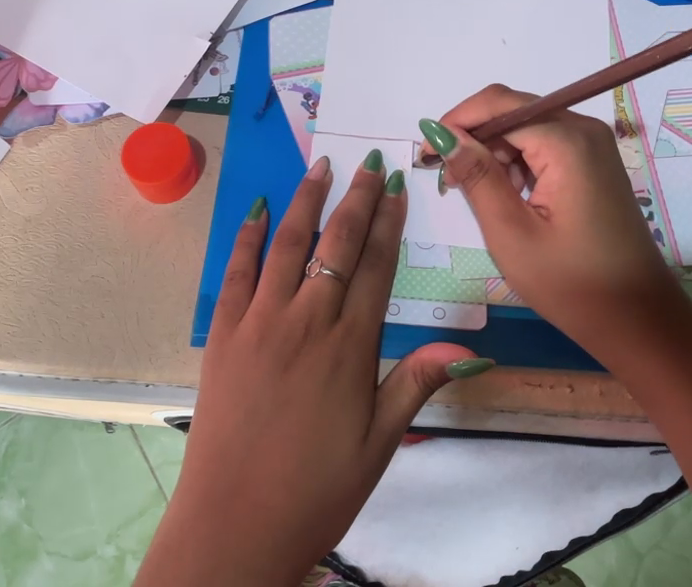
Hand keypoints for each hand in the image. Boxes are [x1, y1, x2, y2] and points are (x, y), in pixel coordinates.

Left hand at [135, 153, 483, 586]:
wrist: (233, 527)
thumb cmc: (316, 491)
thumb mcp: (379, 445)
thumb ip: (416, 385)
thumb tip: (469, 347)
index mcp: (349, 346)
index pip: (376, 267)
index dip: (390, 224)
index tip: (397, 188)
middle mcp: (306, 320)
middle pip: (336, 244)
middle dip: (356, 200)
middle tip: (369, 163)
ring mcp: (259, 322)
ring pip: (287, 245)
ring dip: (305, 202)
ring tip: (320, 167)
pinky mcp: (222, 335)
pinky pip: (235, 273)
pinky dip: (248, 238)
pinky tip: (258, 211)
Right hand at [421, 85, 689, 360]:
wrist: (637, 318)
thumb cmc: (571, 283)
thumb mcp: (511, 232)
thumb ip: (476, 175)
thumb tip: (442, 133)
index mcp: (567, 142)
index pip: (498, 105)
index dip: (456, 122)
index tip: (426, 153)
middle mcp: (584, 129)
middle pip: (513, 111)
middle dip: (475, 137)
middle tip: (448, 179)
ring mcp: (594, 145)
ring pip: (528, 126)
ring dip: (497, 152)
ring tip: (479, 195)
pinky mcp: (596, 162)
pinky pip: (546, 144)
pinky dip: (520, 161)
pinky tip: (510, 197)